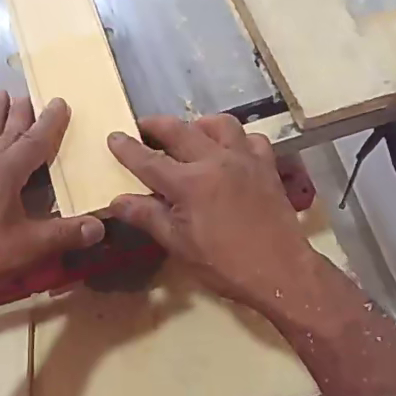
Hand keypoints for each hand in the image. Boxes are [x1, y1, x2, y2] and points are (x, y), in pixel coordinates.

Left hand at [0, 93, 102, 304]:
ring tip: (0, 95)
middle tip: (32, 94)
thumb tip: (100, 226)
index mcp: (6, 172)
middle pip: (7, 131)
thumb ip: (65, 234)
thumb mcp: (28, 247)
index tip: (60, 102)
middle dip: (22, 113)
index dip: (50, 123)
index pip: (35, 141)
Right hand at [106, 114, 331, 316]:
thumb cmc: (226, 265)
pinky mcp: (268, 166)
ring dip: (200, 125)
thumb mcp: (180, 246)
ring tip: (190, 134)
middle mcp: (217, 161)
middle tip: (144, 127)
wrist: (280, 271)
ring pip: (221, 124)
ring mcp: (246, 160)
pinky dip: (238, 139)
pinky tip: (231, 151)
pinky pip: (252, 139)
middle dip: (157, 125)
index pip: (149, 159)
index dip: (127, 148)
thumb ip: (149, 217)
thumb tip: (118, 201)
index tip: (114, 136)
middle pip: (180, 130)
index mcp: (190, 183)